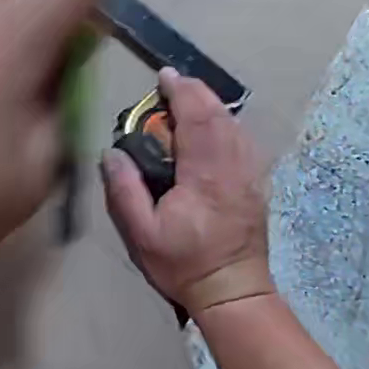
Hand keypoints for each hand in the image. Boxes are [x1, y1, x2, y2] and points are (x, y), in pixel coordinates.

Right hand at [101, 68, 272, 315]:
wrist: (233, 292)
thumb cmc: (183, 264)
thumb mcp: (142, 234)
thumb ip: (125, 191)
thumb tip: (112, 154)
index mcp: (206, 176)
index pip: (197, 120)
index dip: (182, 92)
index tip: (165, 76)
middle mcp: (234, 168)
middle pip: (220, 116)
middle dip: (197, 92)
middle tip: (173, 81)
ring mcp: (251, 175)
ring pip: (236, 126)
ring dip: (212, 105)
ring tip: (188, 98)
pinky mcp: (256, 184)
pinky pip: (244, 140)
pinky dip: (226, 123)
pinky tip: (212, 126)